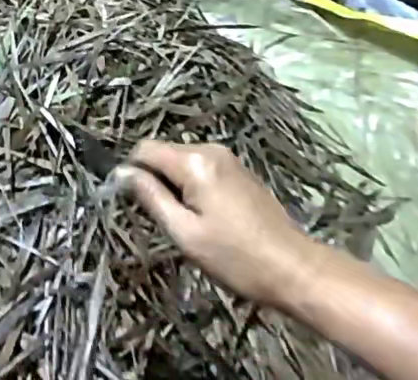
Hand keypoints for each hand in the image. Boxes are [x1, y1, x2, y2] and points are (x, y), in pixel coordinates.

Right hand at [117, 140, 319, 307]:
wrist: (295, 268)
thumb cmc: (237, 257)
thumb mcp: (186, 234)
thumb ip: (151, 197)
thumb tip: (121, 173)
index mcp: (194, 161)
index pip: (145, 148)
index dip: (132, 170)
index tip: (133, 200)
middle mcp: (209, 148)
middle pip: (165, 153)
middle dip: (158, 180)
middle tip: (169, 220)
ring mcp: (227, 156)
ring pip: (183, 161)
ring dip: (177, 185)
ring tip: (192, 223)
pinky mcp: (238, 168)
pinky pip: (202, 167)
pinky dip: (195, 186)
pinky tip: (210, 217)